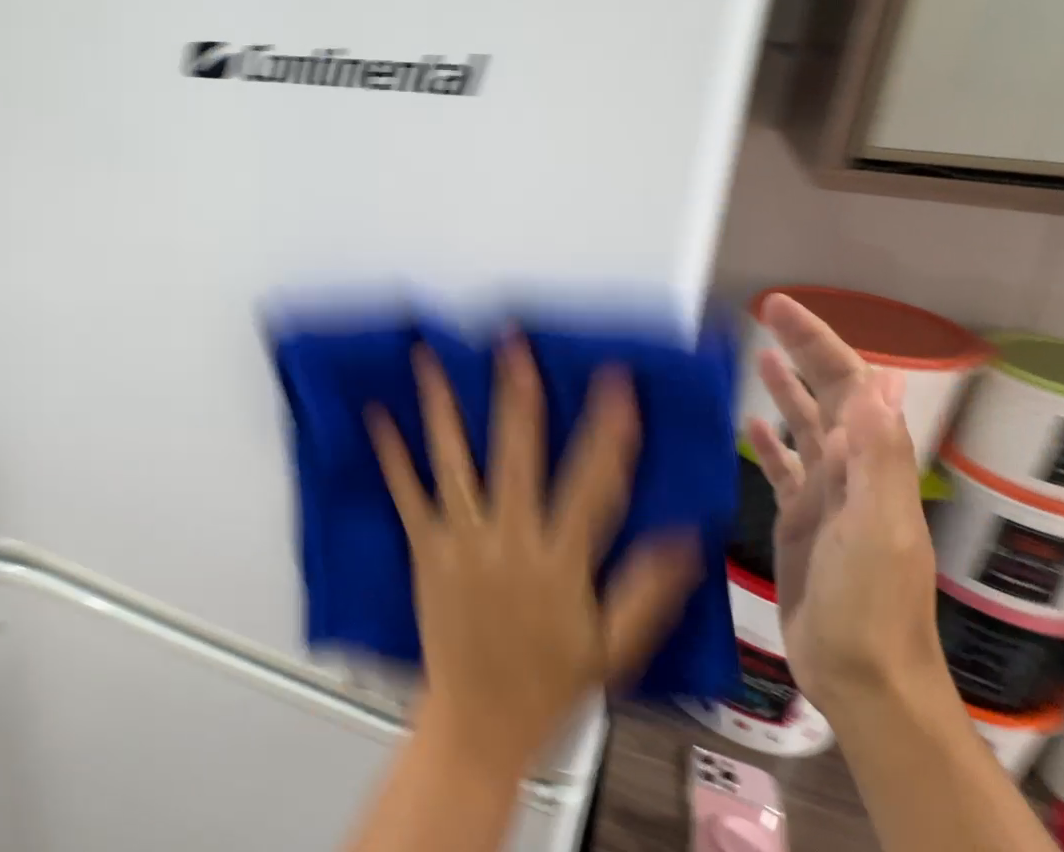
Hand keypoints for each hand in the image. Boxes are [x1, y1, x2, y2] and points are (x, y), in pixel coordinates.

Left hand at [366, 339, 701, 776]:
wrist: (480, 718)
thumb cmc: (547, 683)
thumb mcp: (613, 645)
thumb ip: (646, 588)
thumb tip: (684, 538)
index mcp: (560, 561)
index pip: (592, 483)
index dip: (608, 431)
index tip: (615, 384)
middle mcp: (509, 540)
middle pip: (516, 455)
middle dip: (516, 396)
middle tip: (512, 345)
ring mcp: (462, 542)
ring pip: (454, 462)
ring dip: (443, 408)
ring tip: (431, 361)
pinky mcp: (427, 550)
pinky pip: (409, 496)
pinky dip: (393, 456)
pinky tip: (380, 419)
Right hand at [745, 295, 947, 720]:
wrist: (861, 674)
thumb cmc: (869, 606)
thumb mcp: (873, 529)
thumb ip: (875, 458)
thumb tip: (879, 380)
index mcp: (869, 466)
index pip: (849, 385)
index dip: (817, 342)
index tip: (779, 308)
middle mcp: (851, 473)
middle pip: (827, 397)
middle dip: (800, 353)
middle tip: (763, 316)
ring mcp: (826, 499)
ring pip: (805, 429)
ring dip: (785, 390)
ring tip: (755, 358)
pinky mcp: (802, 524)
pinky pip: (784, 470)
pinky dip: (769, 443)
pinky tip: (748, 427)